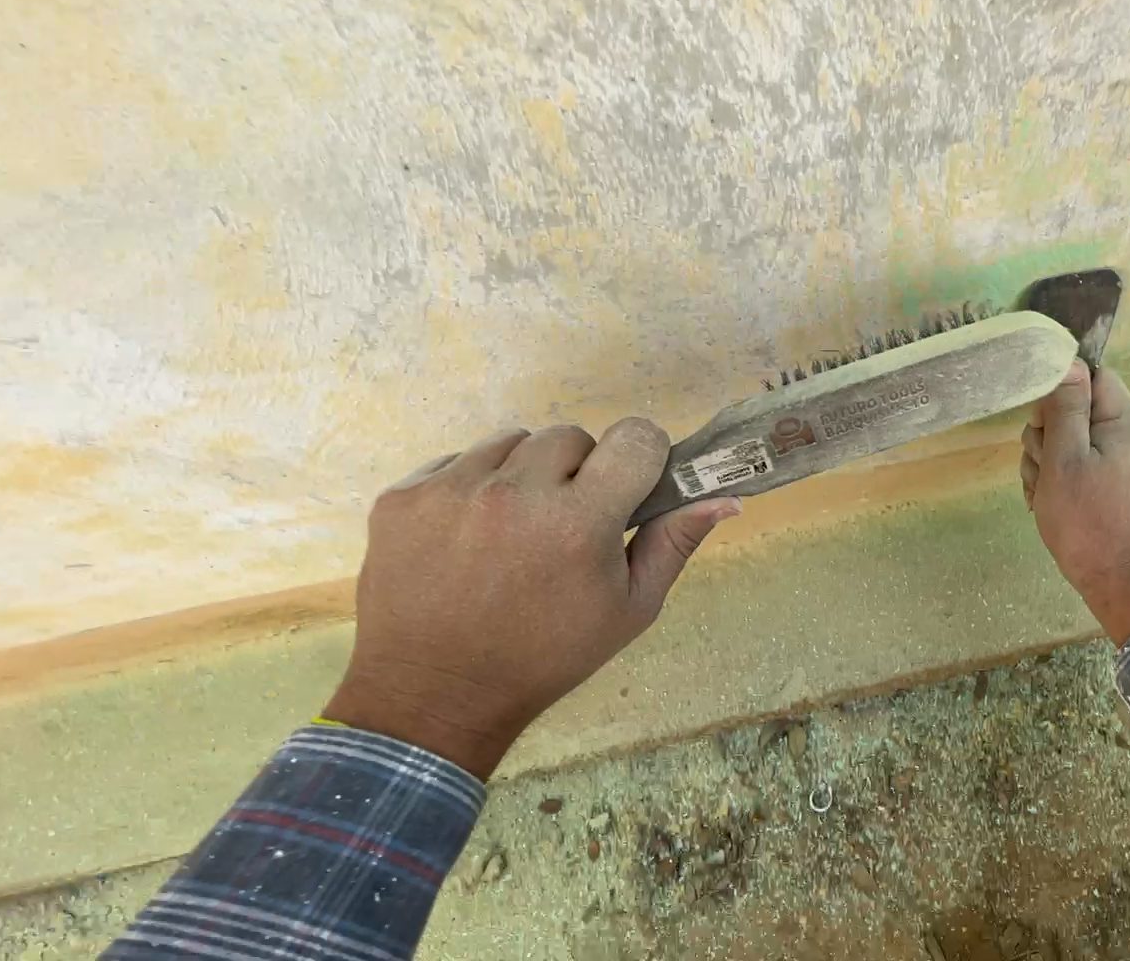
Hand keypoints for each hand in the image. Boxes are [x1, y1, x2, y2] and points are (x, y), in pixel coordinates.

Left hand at [321, 421, 739, 777]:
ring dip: (526, 472)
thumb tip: (726, 498)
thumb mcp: (631, 608)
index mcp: (580, 522)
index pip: (635, 437)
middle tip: (568, 519)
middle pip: (572, 435)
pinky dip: (474, 484)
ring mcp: (452, 491)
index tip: (629, 486)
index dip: (642, 457)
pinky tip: (471, 533)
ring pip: (514, 440)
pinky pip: (459, 459)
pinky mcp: (403, 497)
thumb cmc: (549, 655)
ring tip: (516, 526)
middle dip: (581, 469)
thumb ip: (676, 543)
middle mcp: (516, 494)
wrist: (434, 696)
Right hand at [1021, 361, 1129, 644]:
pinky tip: (1049, 498)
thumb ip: (1065, 407)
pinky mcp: (1107, 475)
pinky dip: (1053, 476)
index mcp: (1128, 420)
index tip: (1044, 422)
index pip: (1090, 375)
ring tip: (1047, 490)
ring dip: (1044, 460)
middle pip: (1073, 405)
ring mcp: (1118, 455)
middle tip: (1047, 466)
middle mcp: (1129, 431)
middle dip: (1047, 434)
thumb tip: (1066, 360)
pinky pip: (1069, 458)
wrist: (1109, 576)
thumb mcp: (1065, 458)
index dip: (1059, 392)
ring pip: (1063, 434)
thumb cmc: (1085, 519)